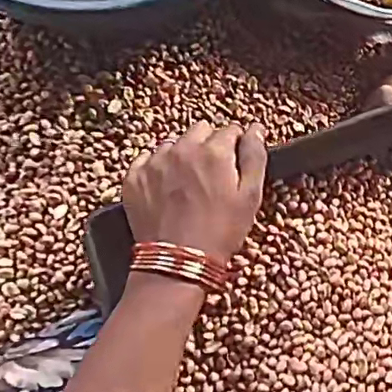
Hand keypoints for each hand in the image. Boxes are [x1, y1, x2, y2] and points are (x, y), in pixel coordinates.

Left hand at [124, 122, 267, 262]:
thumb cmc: (219, 232)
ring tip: (188, 183)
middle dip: (209, 145)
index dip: (236, 145)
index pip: (230, 130)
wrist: (178, 262)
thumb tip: (256, 130)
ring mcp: (155, 162)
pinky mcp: (135, 177)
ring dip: (183, 155)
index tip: (235, 162)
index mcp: (214, 152)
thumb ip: (254, 157)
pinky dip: (158, 168)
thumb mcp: (250, 196)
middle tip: (213, 173)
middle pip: (200, 131)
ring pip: (173, 144)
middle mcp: (182, 149)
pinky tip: (167, 189)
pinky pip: (148, 159)